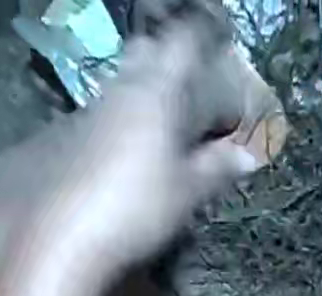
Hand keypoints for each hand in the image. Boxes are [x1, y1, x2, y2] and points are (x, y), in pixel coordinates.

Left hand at [0, 15, 259, 295]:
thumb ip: (219, 167)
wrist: (70, 235)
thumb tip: (251, 154)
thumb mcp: (189, 192)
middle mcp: (123, 89)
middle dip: (173, 60)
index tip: (223, 37)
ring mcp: (94, 110)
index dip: (206, 35)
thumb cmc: (139, 207)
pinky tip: (140, 148)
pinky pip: (111, 111)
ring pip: (127, 83)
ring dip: (151, 92)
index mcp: (157, 92)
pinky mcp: (75, 136)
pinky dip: (131, 118)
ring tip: (173, 121)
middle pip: (150, 55)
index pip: (185, 43)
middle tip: (195, 83)